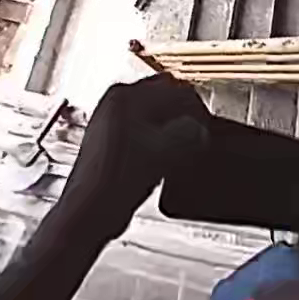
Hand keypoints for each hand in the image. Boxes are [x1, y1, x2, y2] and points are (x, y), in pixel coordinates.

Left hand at [48, 75, 207, 246]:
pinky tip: (166, 159)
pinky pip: (143, 133)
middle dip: (183, 115)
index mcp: (124, 96)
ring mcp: (109, 123)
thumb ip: (190, 133)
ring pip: (152, 116)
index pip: (172, 88)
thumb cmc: (116, 180)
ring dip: (171, 129)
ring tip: (186, 146)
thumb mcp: (167, 151)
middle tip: (200, 131)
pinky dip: (158, 141)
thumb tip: (199, 129)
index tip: (207, 122)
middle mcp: (113, 104)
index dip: (195, 106)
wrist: (91, 211)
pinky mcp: (110, 144)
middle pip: (161, 98)